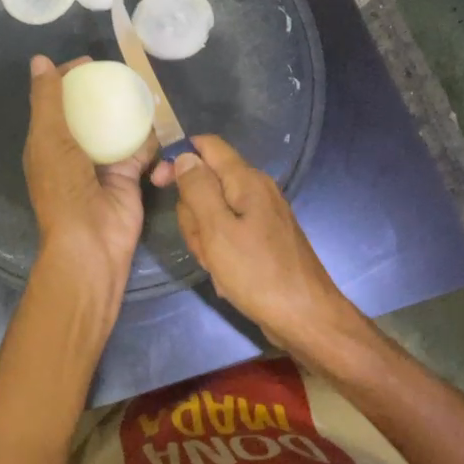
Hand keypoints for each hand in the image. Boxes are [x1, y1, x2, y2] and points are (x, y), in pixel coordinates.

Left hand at [24, 55, 155, 284]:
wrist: (91, 241)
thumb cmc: (62, 188)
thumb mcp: (48, 138)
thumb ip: (46, 99)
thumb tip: (39, 59)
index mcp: (46, 142)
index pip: (56, 101)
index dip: (68, 79)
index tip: (89, 63)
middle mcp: (73, 150)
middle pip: (89, 112)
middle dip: (104, 92)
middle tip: (124, 73)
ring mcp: (102, 164)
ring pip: (117, 128)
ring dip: (130, 111)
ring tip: (145, 89)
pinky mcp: (129, 176)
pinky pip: (141, 149)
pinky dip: (150, 138)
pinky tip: (159, 119)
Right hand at [152, 135, 355, 350]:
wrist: (304, 317)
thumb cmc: (257, 273)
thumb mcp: (217, 229)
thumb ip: (198, 189)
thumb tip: (184, 157)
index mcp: (247, 181)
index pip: (208, 146)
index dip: (179, 157)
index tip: (158, 183)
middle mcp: (257, 191)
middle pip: (207, 182)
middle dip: (193, 212)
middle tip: (202, 242)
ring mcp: (262, 216)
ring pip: (214, 212)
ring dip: (204, 237)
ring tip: (216, 263)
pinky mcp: (264, 239)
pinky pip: (228, 233)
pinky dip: (219, 250)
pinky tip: (225, 273)